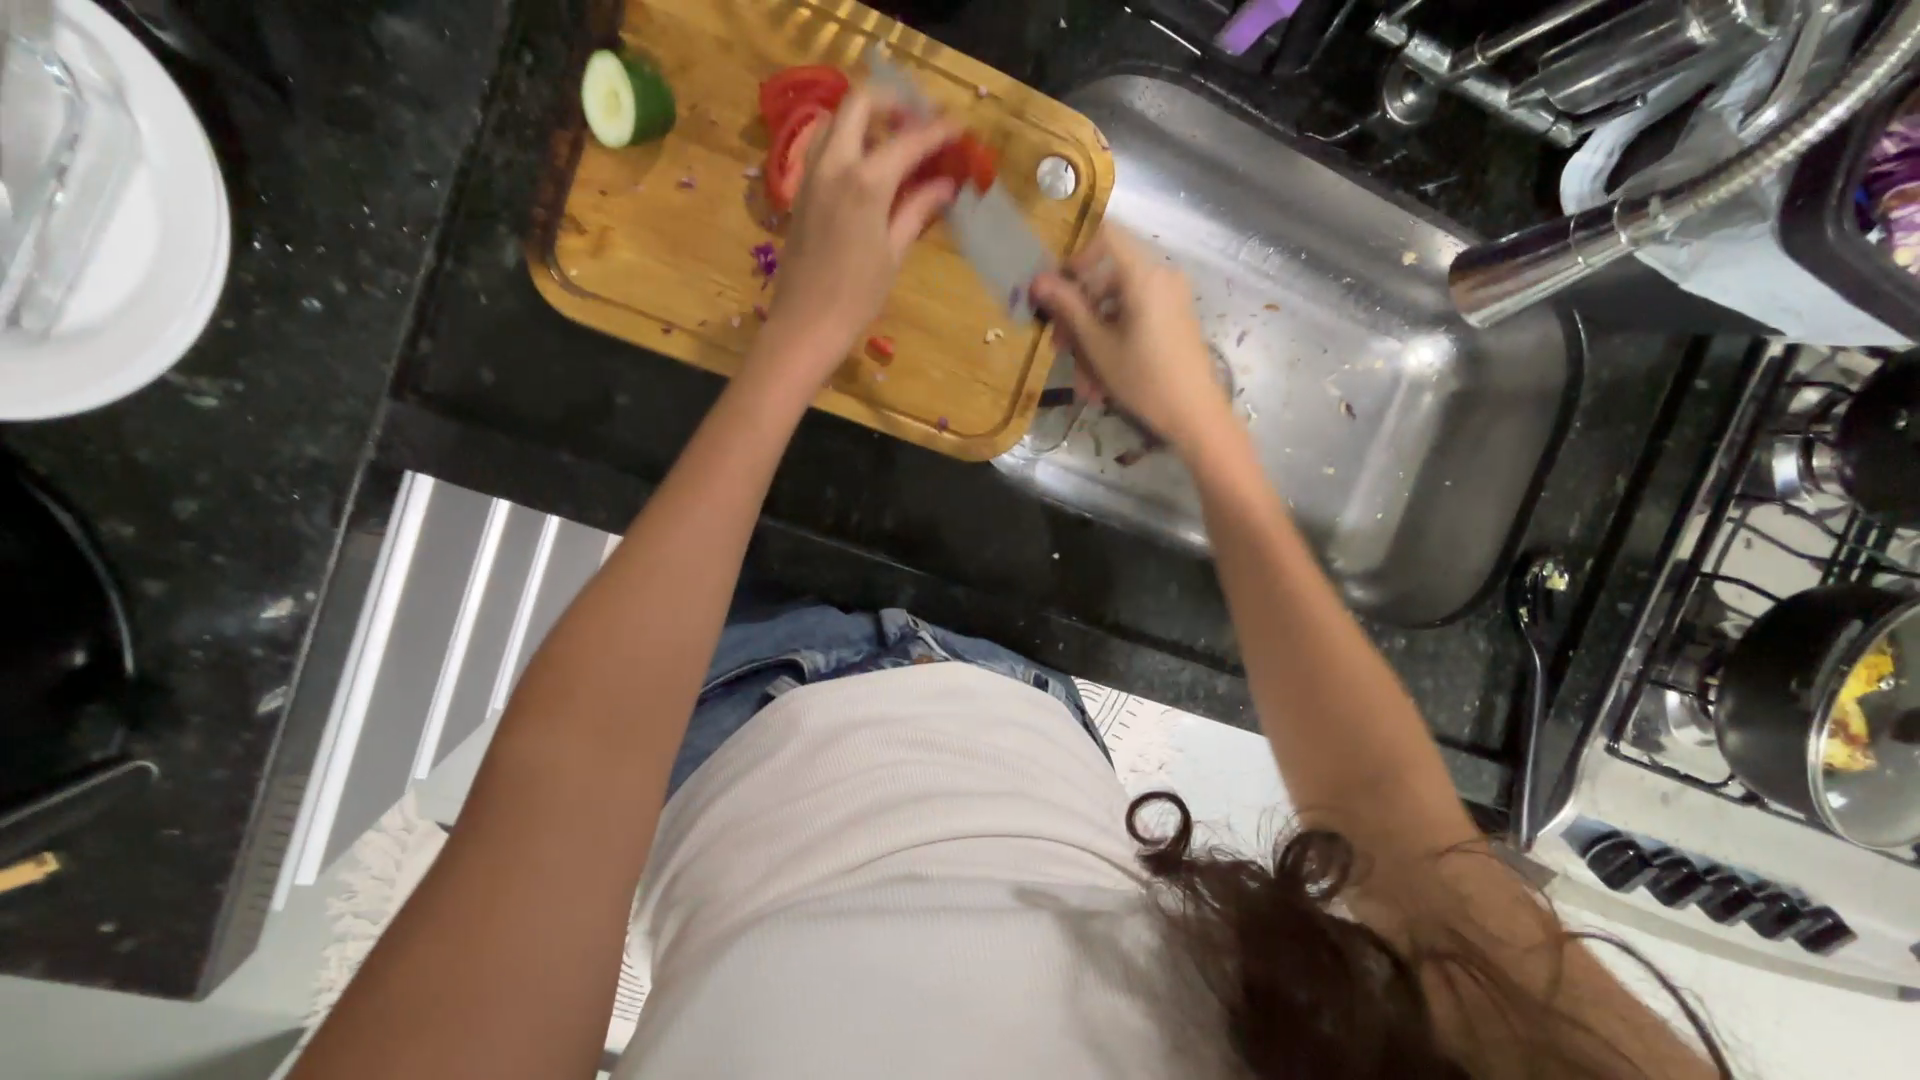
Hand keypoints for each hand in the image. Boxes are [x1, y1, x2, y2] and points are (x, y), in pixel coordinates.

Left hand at [755, 87, 958, 385]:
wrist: (805, 323)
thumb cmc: (857, 296)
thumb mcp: (894, 252)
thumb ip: (917, 209)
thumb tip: (945, 186)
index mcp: (865, 181)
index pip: (909, 140)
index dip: (937, 131)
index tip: (958, 127)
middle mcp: (835, 164)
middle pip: (860, 103)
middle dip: (893, 104)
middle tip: (919, 123)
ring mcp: (812, 174)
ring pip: (836, 120)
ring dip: (867, 119)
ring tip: (895, 143)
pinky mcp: (801, 190)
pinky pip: (825, 146)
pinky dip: (850, 141)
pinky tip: (871, 168)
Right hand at [1030, 226, 1231, 453]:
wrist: (1195, 415)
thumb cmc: (1144, 379)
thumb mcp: (1098, 346)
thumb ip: (1068, 308)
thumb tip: (1038, 280)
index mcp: (1144, 275)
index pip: (1106, 235)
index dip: (1076, 255)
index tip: (1058, 288)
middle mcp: (1161, 277)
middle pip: (1106, 279)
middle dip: (1079, 315)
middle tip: (1059, 349)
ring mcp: (1171, 298)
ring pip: (1116, 307)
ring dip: (1093, 341)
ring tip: (1084, 382)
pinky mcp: (1174, 318)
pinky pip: (1134, 319)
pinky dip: (1114, 344)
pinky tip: (1100, 383)